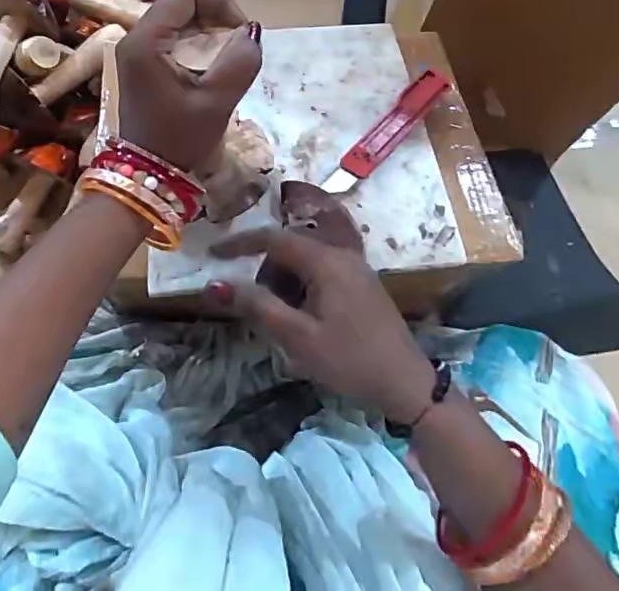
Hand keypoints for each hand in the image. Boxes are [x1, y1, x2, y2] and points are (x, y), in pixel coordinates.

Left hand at [114, 0, 260, 169]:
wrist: (144, 176)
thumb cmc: (179, 140)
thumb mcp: (217, 103)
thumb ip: (239, 62)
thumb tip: (251, 32)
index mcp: (146, 42)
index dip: (220, 3)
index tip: (240, 31)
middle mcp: (133, 38)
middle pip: (180, 2)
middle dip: (215, 15)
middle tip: (238, 43)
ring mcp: (133, 52)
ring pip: (177, 19)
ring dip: (207, 30)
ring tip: (228, 55)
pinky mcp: (139, 65)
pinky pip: (171, 38)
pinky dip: (195, 43)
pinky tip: (210, 66)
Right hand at [207, 215, 437, 423]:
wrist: (404, 380)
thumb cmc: (349, 359)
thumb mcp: (298, 337)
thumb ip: (258, 307)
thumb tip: (216, 284)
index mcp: (326, 260)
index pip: (274, 238)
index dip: (241, 243)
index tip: (214, 252)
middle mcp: (342, 253)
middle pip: (291, 248)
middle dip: (267, 272)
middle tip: (258, 309)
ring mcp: (355, 266)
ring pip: (307, 261)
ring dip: (286, 282)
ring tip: (285, 322)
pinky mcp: (361, 282)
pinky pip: (322, 272)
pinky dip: (304, 287)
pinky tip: (305, 319)